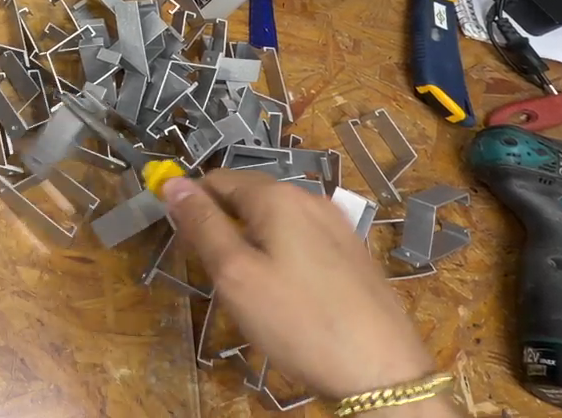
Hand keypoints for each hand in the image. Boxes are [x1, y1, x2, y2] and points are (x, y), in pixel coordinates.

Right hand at [164, 171, 436, 401]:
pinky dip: (283, 256)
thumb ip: (200, 223)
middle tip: (224, 277)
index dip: (194, 209)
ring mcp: (338, 226)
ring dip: (253, 243)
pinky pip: (302, 240)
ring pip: (273, 220)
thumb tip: (172, 181)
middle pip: (245, 197)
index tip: (193, 250)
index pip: (214, 180)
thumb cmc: (300, 322)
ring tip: (257, 291)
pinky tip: (292, 298)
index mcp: (276, 195)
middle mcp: (308, 198)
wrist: (388, 380)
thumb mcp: (234, 273)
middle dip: (224, 227)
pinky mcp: (355, 254)